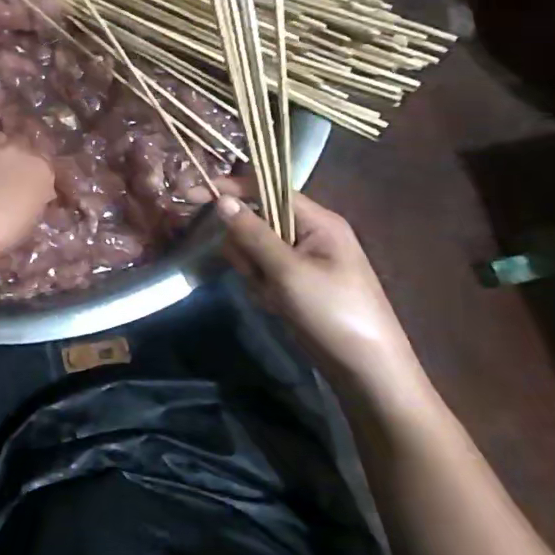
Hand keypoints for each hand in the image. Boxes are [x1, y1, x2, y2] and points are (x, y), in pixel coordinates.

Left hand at [0, 134, 53, 280]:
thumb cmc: (6, 230)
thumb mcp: (34, 214)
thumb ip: (37, 193)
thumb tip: (32, 187)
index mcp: (42, 168)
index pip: (43, 159)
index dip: (34, 168)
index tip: (27, 178)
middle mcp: (19, 150)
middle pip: (21, 144)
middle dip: (17, 155)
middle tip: (7, 172)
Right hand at [213, 191, 423, 387]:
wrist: (363, 365)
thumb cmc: (331, 310)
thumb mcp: (287, 271)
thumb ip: (253, 233)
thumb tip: (223, 200)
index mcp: (318, 222)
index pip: (268, 189)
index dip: (232, 189)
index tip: (192, 194)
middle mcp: (310, 234)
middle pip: (256, 221)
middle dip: (246, 246)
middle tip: (255, 272)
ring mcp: (302, 259)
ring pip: (253, 249)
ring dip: (253, 271)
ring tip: (271, 294)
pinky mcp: (295, 281)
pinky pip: (261, 271)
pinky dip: (261, 287)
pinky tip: (275, 305)